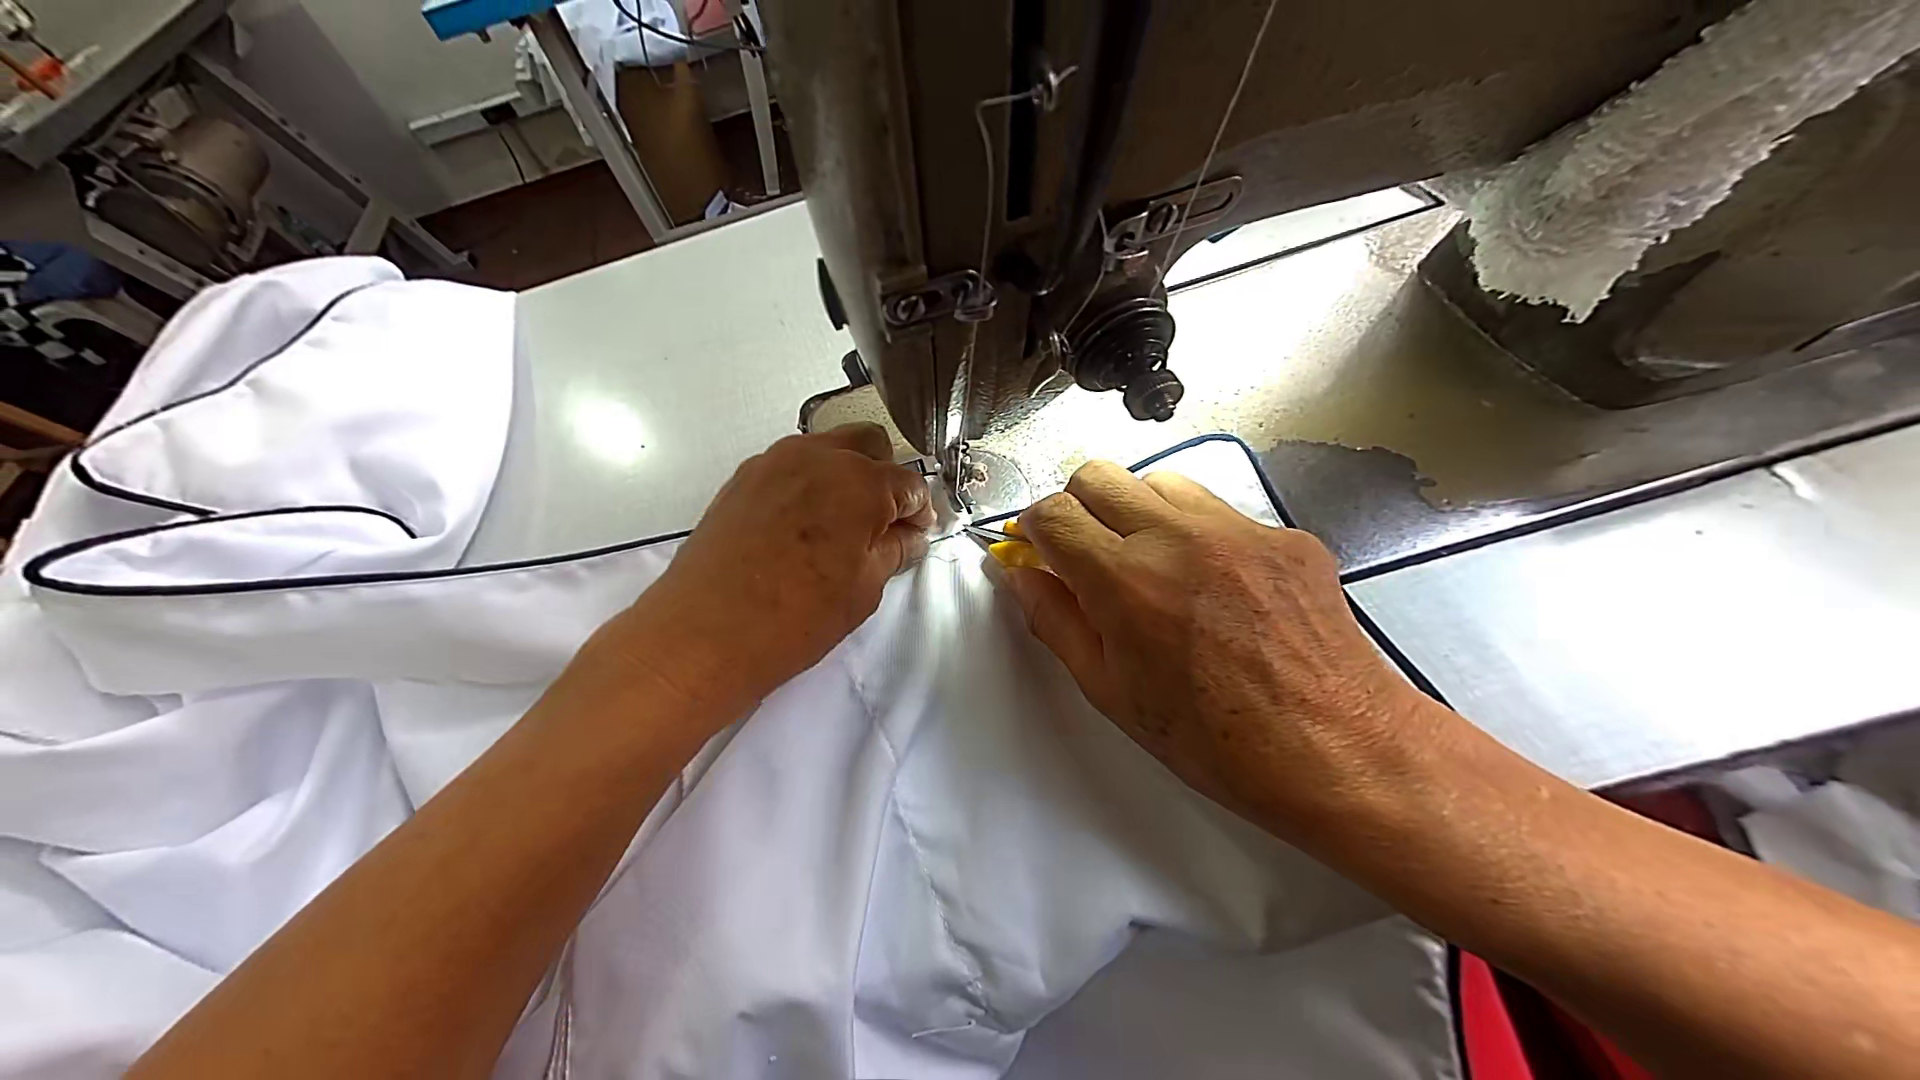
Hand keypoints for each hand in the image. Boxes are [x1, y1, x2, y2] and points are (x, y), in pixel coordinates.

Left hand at [592, 423, 933, 718]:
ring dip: (845, 476)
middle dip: (884, 478)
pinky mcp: (743, 478)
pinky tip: (804, 528)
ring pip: (826, 449)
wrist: (705, 633)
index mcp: (859, 481)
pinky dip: (808, 484)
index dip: (918, 511)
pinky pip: (790, 466)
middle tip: (883, 523)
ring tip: (841, 526)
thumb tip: (908, 536)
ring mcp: (774, 462)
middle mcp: (817, 457)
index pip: (908, 483)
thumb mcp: (863, 589)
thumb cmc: (791, 617)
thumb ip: (893, 550)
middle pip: (868, 445)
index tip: (915, 533)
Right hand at [1003, 461, 1450, 838]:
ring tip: (1147, 561)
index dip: (1032, 527)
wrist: (1336, 749)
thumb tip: (1023, 577)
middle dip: (1075, 505)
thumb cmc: (1217, 741)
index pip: (1054, 514)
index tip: (1035, 546)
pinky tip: (1210, 582)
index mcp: (1126, 582)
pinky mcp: (1282, 535)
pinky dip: (1195, 532)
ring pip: (1158, 481)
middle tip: (1083, 551)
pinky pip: (1218, 510)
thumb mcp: (1111, 691)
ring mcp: (1237, 529)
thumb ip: (1055, 622)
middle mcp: (1178, 538)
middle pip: (1097, 475)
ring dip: (1135, 510)